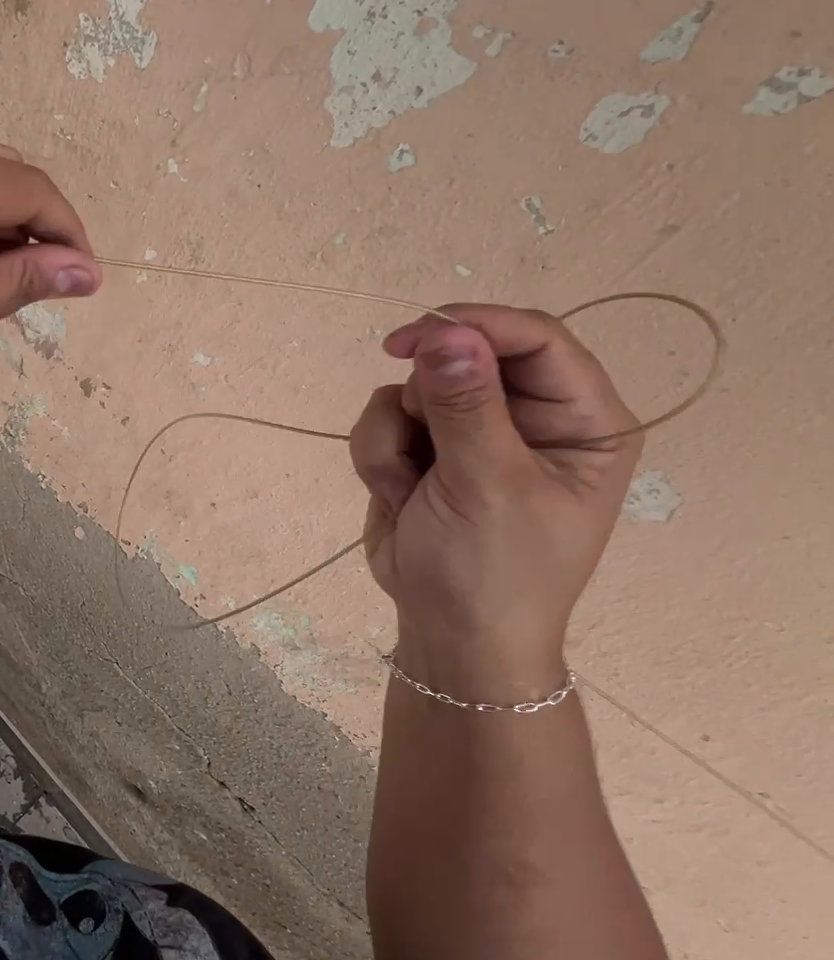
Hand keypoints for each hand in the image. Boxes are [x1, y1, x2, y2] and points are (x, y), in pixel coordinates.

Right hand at [349, 306, 641, 696]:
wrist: (448, 630)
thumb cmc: (494, 569)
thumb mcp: (487, 486)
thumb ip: (466, 407)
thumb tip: (444, 333)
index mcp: (582, 420)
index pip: (536, 341)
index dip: (475, 329)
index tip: (411, 338)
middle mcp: (530, 417)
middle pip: (465, 358)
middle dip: (425, 399)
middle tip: (415, 437)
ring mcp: (472, 433)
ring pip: (411, 390)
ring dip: (393, 438)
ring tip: (408, 488)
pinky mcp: (424, 451)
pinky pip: (383, 420)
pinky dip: (377, 456)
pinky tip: (396, 495)